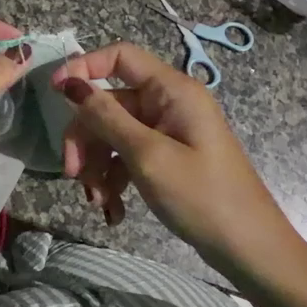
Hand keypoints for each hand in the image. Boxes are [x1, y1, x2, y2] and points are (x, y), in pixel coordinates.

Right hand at [55, 42, 305, 273]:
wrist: (250, 250)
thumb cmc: (202, 196)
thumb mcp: (146, 155)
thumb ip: (105, 116)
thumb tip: (70, 83)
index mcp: (171, 91)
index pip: (120, 56)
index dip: (84, 67)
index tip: (55, 93)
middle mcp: (168, 104)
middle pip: (109, 103)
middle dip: (86, 137)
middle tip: (72, 173)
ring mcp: (168, 132)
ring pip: (113, 133)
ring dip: (97, 165)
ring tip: (98, 201)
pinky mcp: (167, 158)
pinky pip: (128, 156)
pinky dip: (115, 179)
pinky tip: (114, 210)